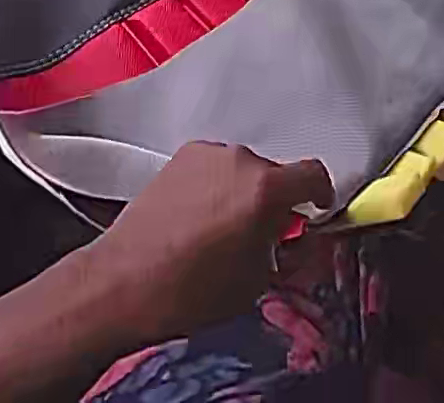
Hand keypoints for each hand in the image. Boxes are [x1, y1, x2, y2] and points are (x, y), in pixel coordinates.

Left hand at [70, 141, 334, 346]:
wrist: (122, 283)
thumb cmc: (188, 289)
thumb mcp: (255, 281)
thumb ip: (285, 250)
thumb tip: (292, 237)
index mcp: (264, 188)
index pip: (313, 173)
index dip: (321, 192)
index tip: (316, 206)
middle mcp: (240, 160)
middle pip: (275, 174)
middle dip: (274, 201)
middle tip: (261, 233)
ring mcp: (210, 154)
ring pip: (244, 169)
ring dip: (243, 191)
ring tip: (221, 227)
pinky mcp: (185, 154)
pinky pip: (216, 166)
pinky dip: (217, 184)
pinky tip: (199, 215)